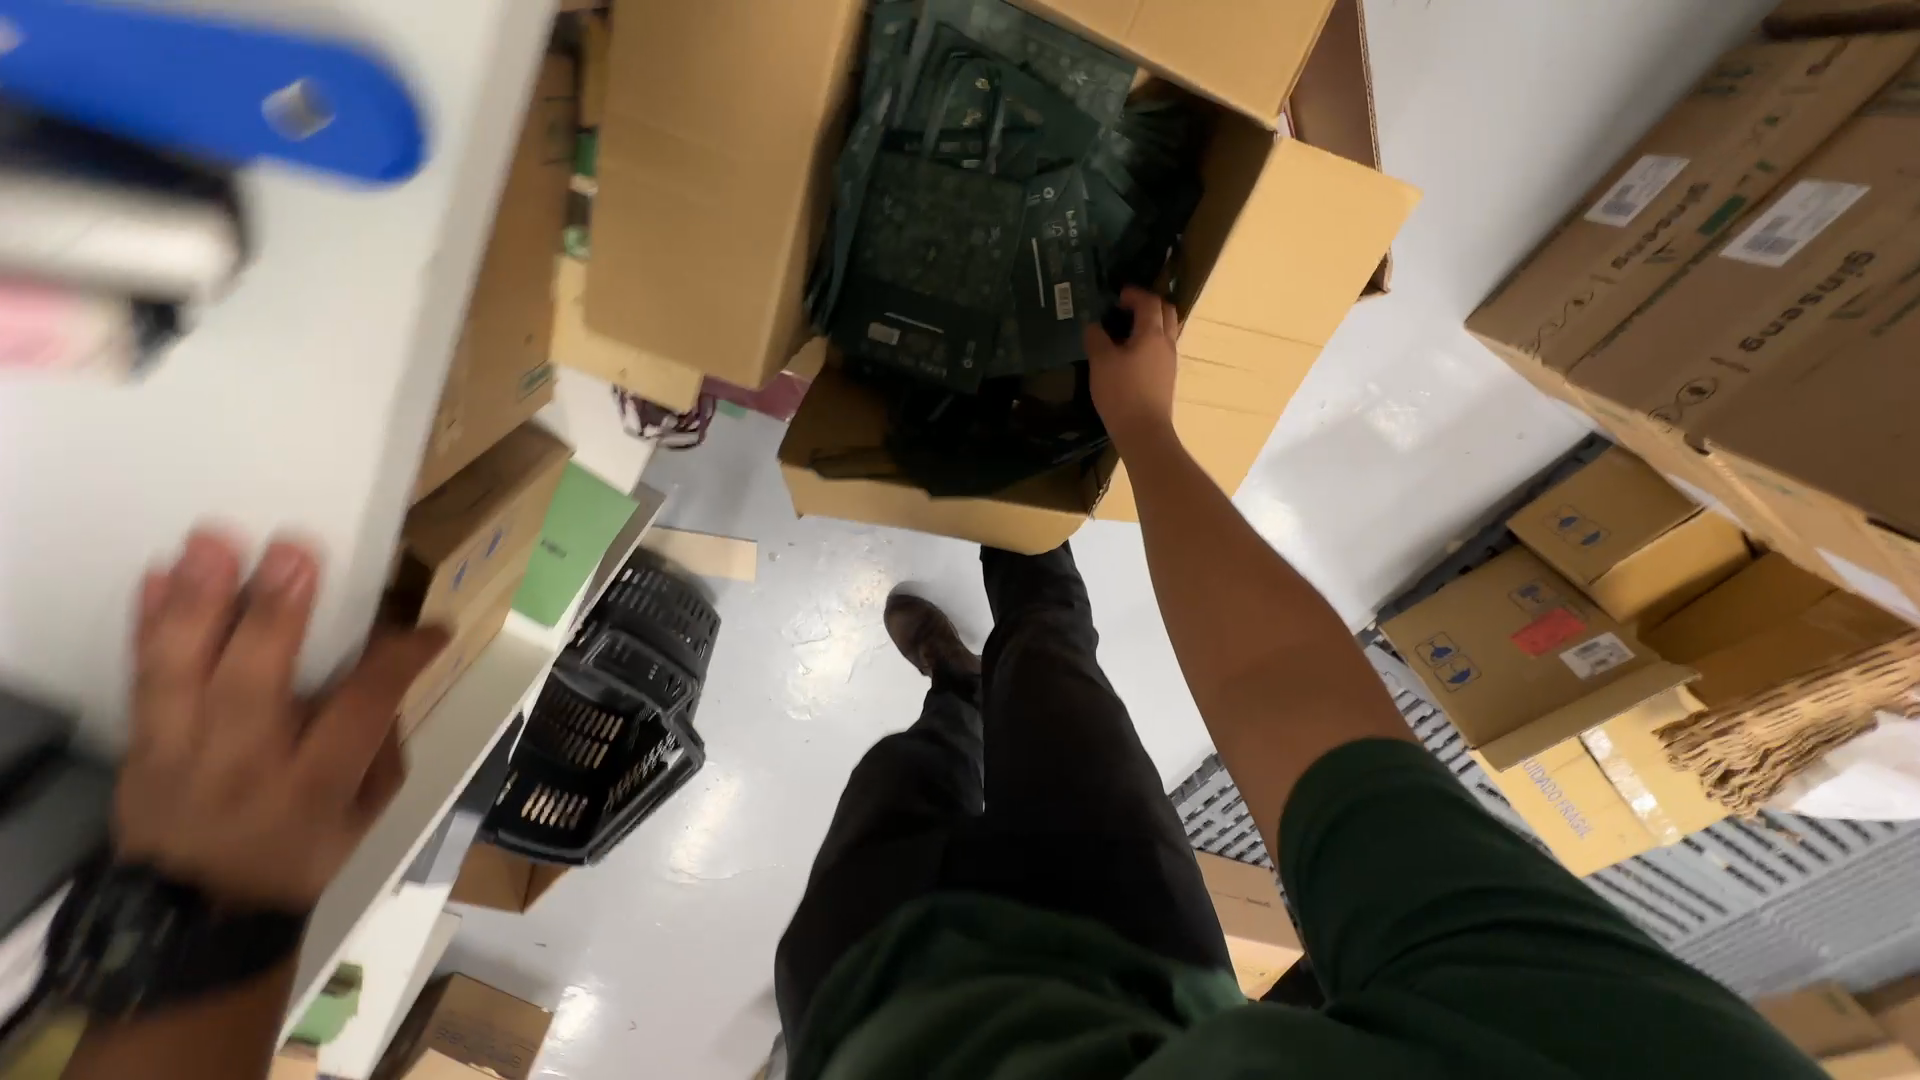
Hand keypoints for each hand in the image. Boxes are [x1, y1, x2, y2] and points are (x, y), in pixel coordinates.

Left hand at [114, 528, 447, 912]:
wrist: (200, 915)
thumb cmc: (308, 851)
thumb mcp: (369, 807)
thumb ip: (377, 739)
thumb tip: (378, 671)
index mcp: (313, 785)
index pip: (362, 707)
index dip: (400, 660)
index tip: (430, 630)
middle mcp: (242, 767)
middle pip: (252, 687)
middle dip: (273, 616)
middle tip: (294, 551)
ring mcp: (179, 756)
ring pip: (182, 676)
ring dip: (197, 605)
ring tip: (211, 543)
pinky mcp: (139, 747)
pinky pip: (140, 682)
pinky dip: (146, 627)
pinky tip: (155, 576)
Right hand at [1085, 286, 1181, 448]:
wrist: (1143, 431)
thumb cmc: (1121, 393)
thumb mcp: (1101, 362)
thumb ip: (1096, 339)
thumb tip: (1094, 325)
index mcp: (1152, 333)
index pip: (1149, 302)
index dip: (1134, 294)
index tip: (1118, 295)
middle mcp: (1166, 343)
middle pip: (1166, 313)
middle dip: (1149, 305)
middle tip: (1128, 308)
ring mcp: (1169, 362)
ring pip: (1166, 332)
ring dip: (1150, 325)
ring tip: (1126, 332)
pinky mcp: (1166, 379)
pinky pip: (1161, 350)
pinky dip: (1149, 343)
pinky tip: (1131, 356)